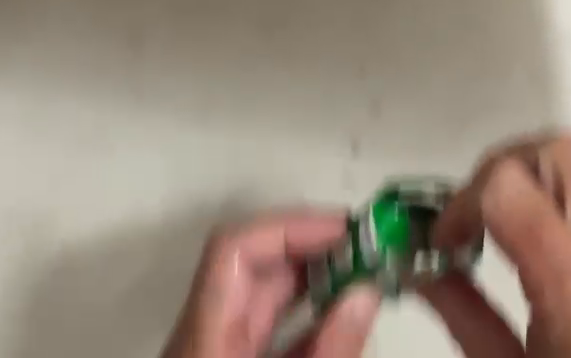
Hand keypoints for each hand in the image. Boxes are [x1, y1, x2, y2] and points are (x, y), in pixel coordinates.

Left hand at [161, 210, 381, 357]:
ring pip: (264, 298)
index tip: (346, 229)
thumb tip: (365, 291)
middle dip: (312, 247)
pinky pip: (269, 332)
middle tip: (368, 247)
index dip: (290, 225)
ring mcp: (215, 351)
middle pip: (253, 265)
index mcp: (201, 335)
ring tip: (365, 274)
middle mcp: (202, 334)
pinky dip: (309, 320)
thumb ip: (329, 349)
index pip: (235, 247)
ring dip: (315, 281)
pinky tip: (344, 318)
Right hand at [421, 134, 570, 357]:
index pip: (508, 186)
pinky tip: (551, 243)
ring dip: (535, 178)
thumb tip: (424, 271)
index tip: (444, 239)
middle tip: (472, 222)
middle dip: (499, 172)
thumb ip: (466, 318)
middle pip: (552, 152)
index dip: (461, 201)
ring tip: (508, 226)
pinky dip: (570, 197)